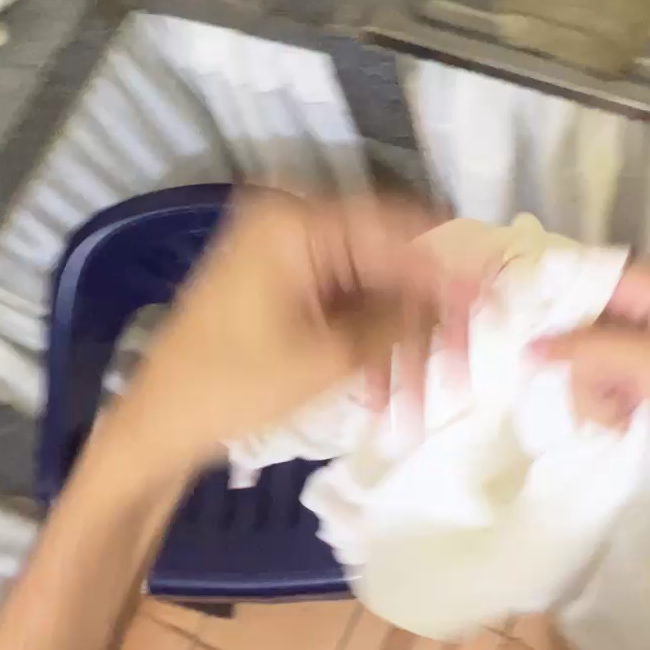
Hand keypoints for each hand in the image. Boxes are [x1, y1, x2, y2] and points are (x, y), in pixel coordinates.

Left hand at [99, 192, 475, 473]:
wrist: (160, 426)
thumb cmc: (232, 388)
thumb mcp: (327, 358)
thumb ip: (398, 322)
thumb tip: (458, 299)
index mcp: (294, 223)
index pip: (395, 228)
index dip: (448, 267)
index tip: (489, 299)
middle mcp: (291, 226)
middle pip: (385, 262)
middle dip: (423, 318)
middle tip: (460, 359)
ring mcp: (285, 260)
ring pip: (369, 292)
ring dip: (398, 342)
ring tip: (418, 393)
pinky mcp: (282, 292)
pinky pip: (344, 309)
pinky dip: (369, 346)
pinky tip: (387, 389)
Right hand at [535, 265, 649, 485]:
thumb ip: (593, 348)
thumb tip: (530, 347)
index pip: (590, 276)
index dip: (560, 294)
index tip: (534, 322)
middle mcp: (637, 317)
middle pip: (576, 325)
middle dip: (583, 364)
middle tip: (605, 386)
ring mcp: (630, 356)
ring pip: (578, 364)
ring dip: (593, 395)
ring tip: (622, 413)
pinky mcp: (625, 390)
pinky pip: (587, 390)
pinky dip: (599, 410)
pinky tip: (621, 422)